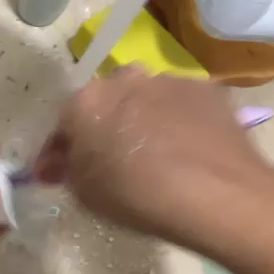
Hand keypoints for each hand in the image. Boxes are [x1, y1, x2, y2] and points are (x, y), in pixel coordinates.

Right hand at [31, 68, 273, 254]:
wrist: (215, 193)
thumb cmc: (136, 194)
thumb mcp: (84, 193)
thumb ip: (67, 170)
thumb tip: (60, 163)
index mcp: (85, 102)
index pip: (62, 124)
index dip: (58, 151)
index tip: (58, 174)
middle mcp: (124, 79)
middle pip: (104, 103)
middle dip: (101, 127)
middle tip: (107, 160)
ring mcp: (169, 80)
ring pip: (144, 100)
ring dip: (140, 121)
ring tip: (151, 155)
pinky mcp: (207, 90)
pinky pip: (180, 106)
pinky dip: (176, 123)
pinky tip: (184, 151)